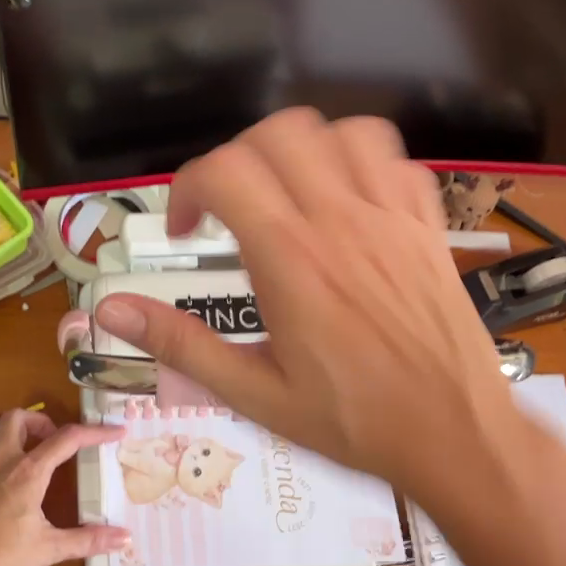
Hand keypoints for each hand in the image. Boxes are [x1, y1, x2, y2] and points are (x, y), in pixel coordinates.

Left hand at [0, 409, 131, 565]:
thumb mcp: (51, 549)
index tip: (115, 432)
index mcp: (28, 474)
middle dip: (39, 421)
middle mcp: (1, 464)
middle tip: (53, 441)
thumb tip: (126, 538)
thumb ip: (89, 540)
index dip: (94, 432)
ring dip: (8, 433)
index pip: (66, 439)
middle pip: (16, 418)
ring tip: (24, 451)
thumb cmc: (4, 558)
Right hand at [91, 108, 527, 494]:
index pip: (225, 172)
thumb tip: (110, 310)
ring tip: (285, 194)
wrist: (455, 434)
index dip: (188, 188)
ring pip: (340, 131)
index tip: (186, 231)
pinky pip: (394, 159)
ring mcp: (391, 216)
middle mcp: (340, 220)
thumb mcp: (253, 393)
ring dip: (300, 150)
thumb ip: (180, 344)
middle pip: (279, 133)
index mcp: (290, 258)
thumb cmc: (352, 420)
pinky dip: (359, 162)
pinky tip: (346, 202)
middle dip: (237, 159)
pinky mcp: (427, 225)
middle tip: (229, 209)